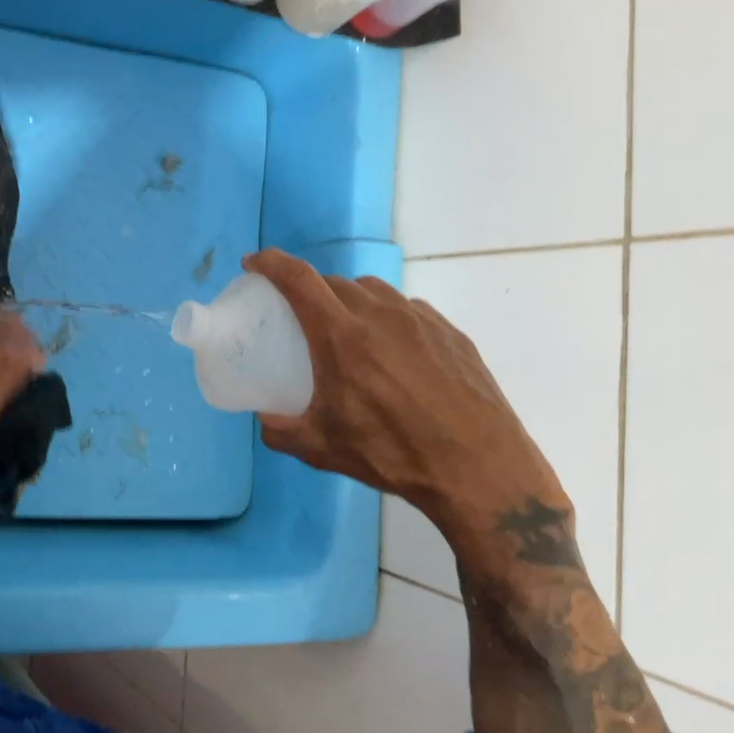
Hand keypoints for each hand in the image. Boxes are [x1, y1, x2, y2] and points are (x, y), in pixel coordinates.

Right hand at [242, 249, 563, 543]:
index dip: (269, 263)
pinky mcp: (452, 334)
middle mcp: (380, 315)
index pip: (297, 278)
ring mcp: (421, 320)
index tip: (253, 264)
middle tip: (300, 316)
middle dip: (309, 289)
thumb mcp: (322, 449)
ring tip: (348, 330)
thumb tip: (264, 420)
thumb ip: (281, 432)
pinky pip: (409, 310)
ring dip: (350, 300)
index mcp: (341, 336)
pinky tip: (393, 351)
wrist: (480, 469)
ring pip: (374, 291)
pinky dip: (389, 318)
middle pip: (334, 282)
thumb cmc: (394, 454)